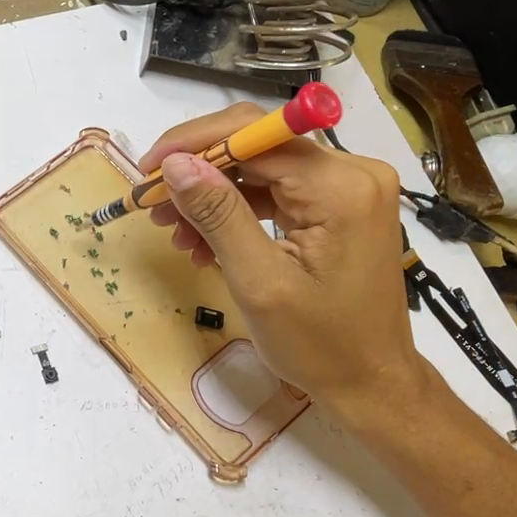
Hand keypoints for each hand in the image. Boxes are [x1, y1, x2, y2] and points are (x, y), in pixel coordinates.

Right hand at [139, 102, 428, 413]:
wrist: (369, 381)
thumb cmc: (319, 344)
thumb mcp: (258, 281)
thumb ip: (218, 215)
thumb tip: (175, 163)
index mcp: (340, 187)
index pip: (254, 136)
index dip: (192, 145)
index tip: (147, 173)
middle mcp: (352, 173)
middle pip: (257, 147)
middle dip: (198, 173)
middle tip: (153, 206)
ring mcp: (348, 189)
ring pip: (261, 169)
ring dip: (212, 197)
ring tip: (177, 234)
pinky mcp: (339, 206)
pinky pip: (275, 192)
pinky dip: (236, 211)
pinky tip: (206, 243)